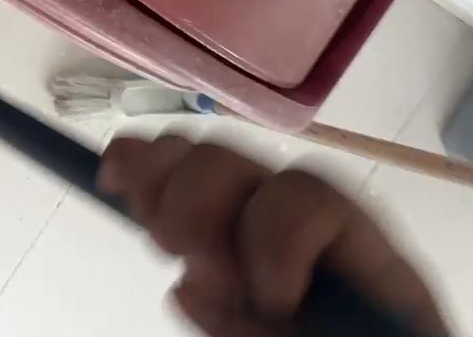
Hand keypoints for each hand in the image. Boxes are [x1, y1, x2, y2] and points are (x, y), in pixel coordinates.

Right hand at [99, 135, 446, 336]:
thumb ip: (277, 334)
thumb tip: (191, 290)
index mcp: (358, 256)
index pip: (315, 196)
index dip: (278, 232)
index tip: (266, 298)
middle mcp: (296, 214)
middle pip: (238, 161)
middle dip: (197, 203)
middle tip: (183, 258)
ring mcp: (241, 204)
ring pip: (191, 153)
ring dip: (157, 186)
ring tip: (162, 243)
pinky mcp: (193, 208)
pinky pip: (153, 159)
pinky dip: (128, 163)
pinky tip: (113, 186)